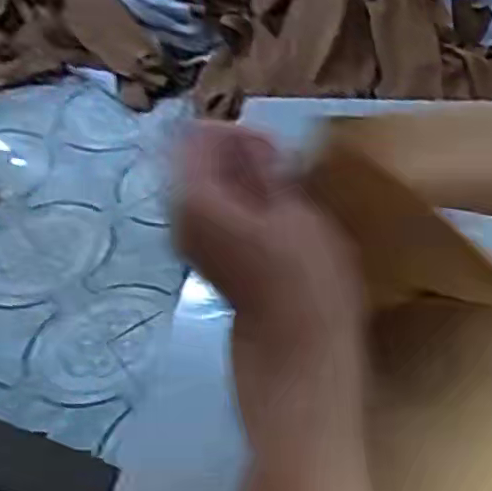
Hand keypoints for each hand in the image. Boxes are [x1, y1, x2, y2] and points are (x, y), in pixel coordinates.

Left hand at [172, 123, 366, 438]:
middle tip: (291, 179)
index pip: (199, 136)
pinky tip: (288, 242)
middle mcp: (182, 220)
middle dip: (243, 166)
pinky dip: (252, 225)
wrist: (305, 356)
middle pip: (202, 170)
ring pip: (216, 202)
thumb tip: (256, 152)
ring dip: (252, 198)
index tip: (283, 153)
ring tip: (295, 211)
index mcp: (194, 196)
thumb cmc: (309, 286)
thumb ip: (271, 174)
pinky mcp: (220, 276)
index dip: (242, 135)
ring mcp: (198, 252)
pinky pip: (227, 231)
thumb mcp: (301, 217)